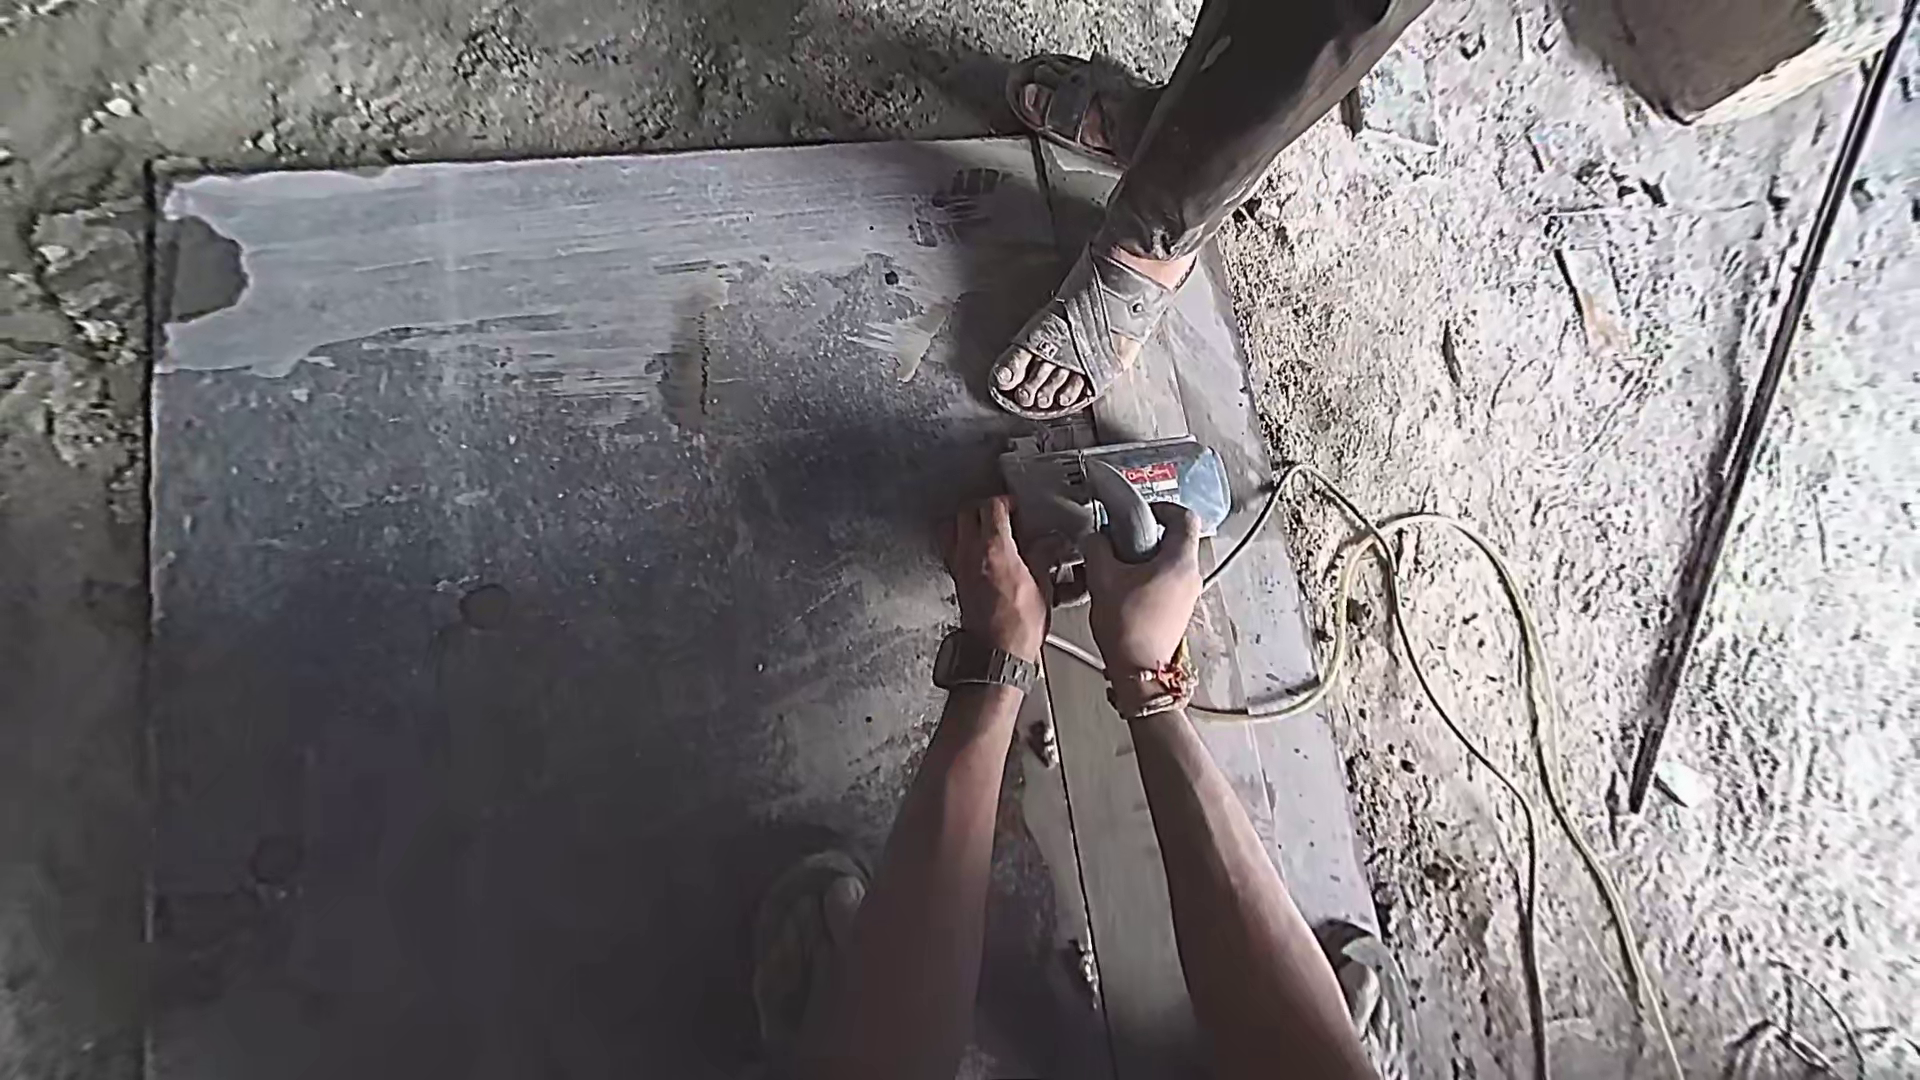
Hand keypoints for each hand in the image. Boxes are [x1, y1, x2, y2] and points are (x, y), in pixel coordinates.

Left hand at [941, 495, 1049, 661]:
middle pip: (968, 512)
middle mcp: (971, 553)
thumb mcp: (1043, 585)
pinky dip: (961, 544)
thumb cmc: (1018, 626)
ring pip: (952, 528)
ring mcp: (960, 567)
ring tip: (984, 527)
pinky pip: (952, 550)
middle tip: (1002, 513)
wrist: (998, 653)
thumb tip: (1051, 543)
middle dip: (985, 507)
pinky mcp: (957, 581)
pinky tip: (978, 552)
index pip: (993, 506)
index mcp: (994, 548)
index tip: (1017, 507)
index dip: (1006, 502)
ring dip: (966, 522)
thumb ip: (1045, 556)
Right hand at [1081, 503, 1201, 673]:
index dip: (1161, 507)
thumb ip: (1097, 548)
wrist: (1139, 670)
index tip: (1138, 512)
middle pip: (1176, 539)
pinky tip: (1122, 587)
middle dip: (1146, 534)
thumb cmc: (1127, 625)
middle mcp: (1191, 576)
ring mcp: (1188, 594)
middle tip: (1120, 539)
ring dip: (1145, 557)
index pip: (1184, 516)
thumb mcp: (1103, 578)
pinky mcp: (1179, 609)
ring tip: (1116, 565)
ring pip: (1170, 561)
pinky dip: (1147, 576)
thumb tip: (1095, 536)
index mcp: (1180, 562)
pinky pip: (1167, 580)